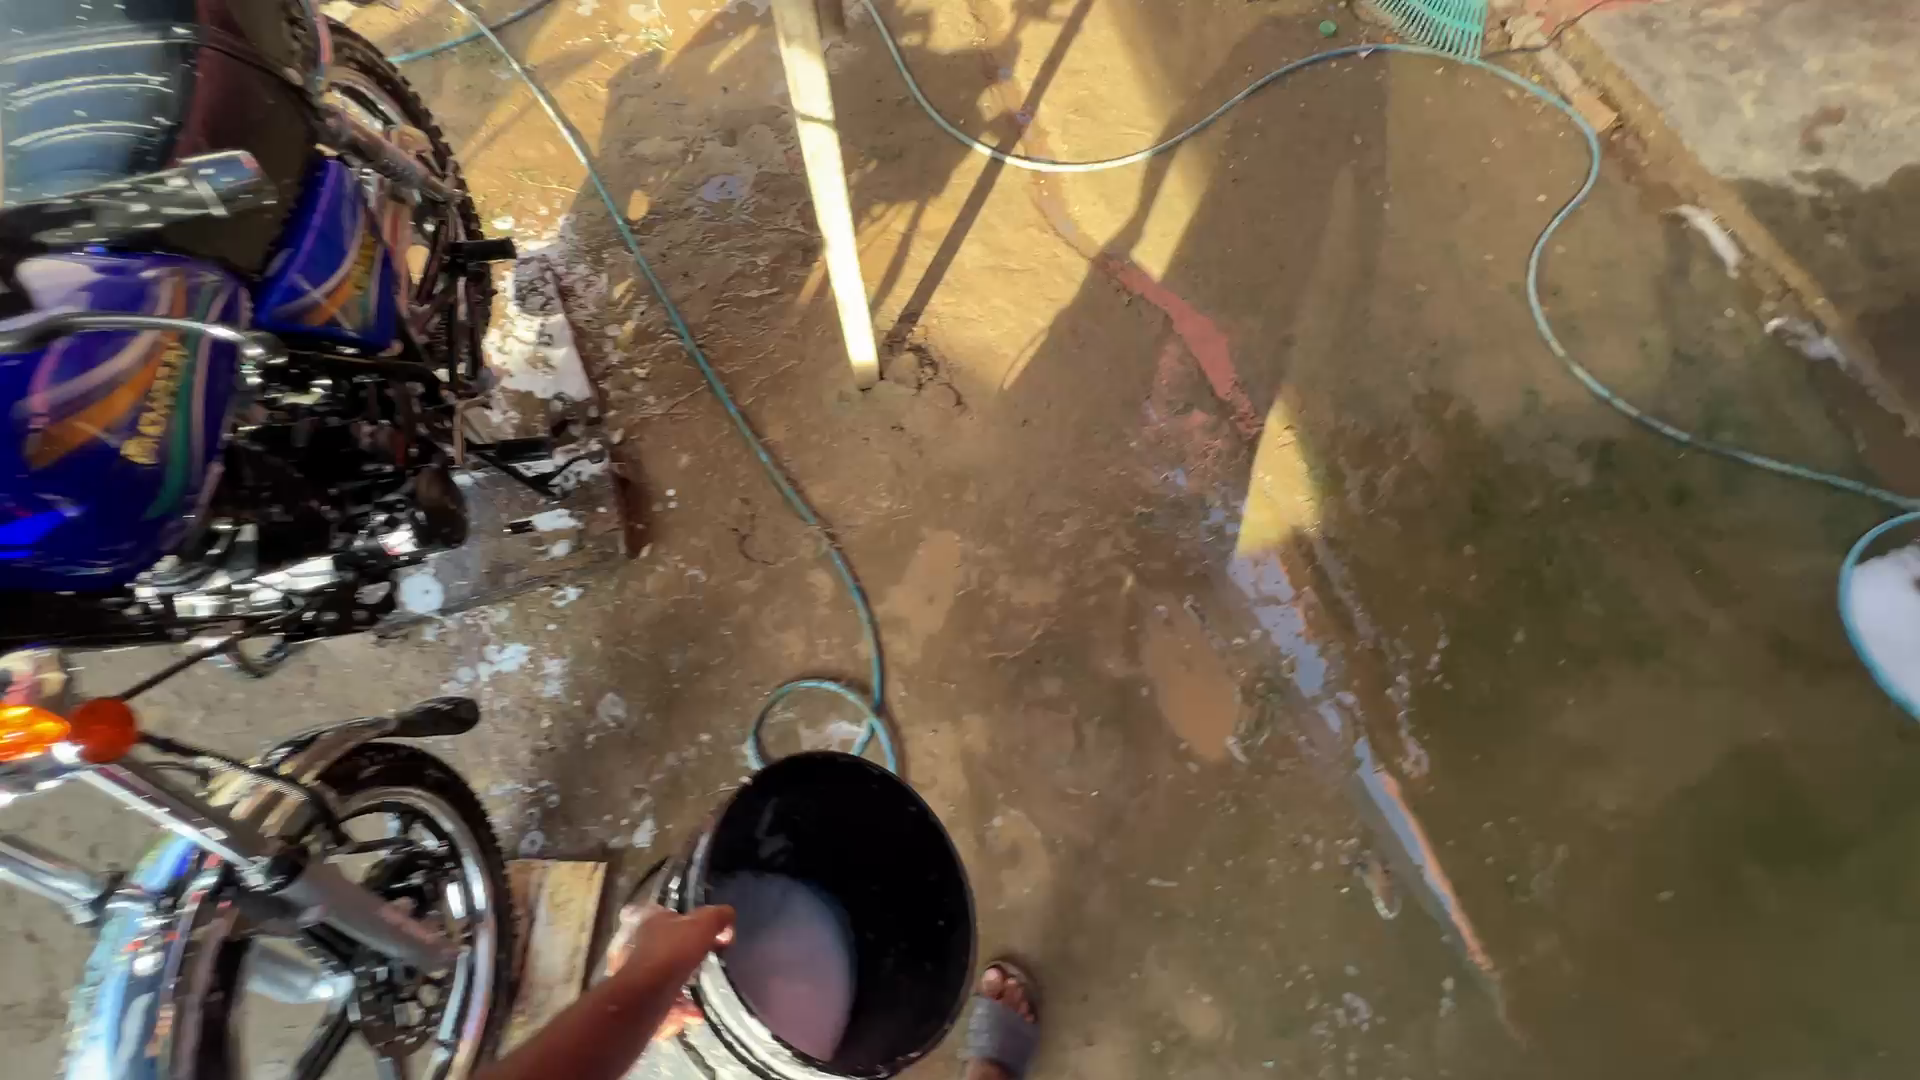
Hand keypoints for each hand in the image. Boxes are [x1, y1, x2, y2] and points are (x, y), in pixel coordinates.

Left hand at [606, 903, 734, 1039]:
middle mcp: (646, 946)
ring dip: (691, 986)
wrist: (642, 1000)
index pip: (678, 917)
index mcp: (656, 922)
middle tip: (713, 963)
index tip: (716, 936)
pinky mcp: (643, 1002)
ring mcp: (642, 976)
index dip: (699, 924)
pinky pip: (669, 1002)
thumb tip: (728, 919)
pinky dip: (684, 1008)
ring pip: (672, 977)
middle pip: (676, 947)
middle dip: (696, 957)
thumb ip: (718, 916)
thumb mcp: (704, 924)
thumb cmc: (673, 954)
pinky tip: (697, 1013)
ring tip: (707, 992)